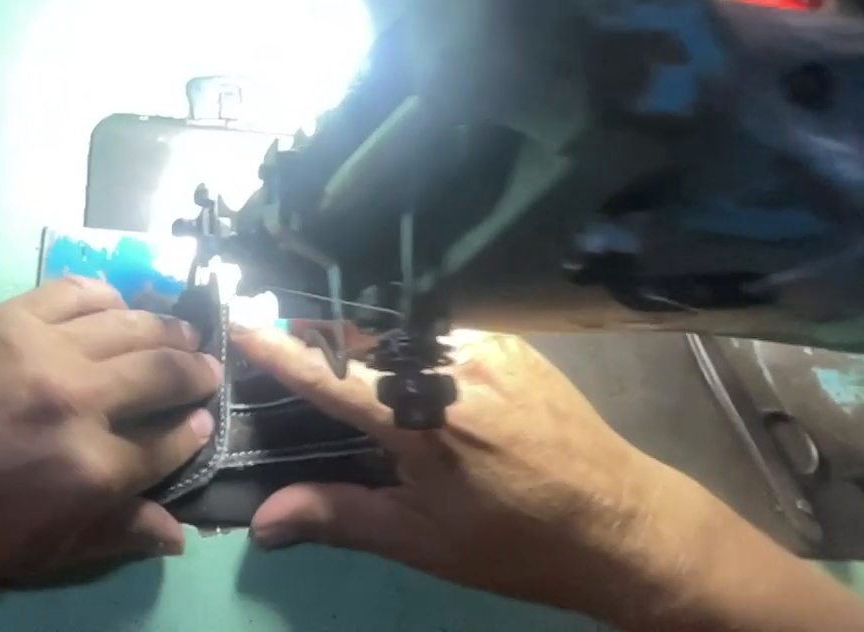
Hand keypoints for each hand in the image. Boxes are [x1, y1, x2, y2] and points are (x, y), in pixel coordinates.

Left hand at [0, 276, 221, 590]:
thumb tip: (177, 531)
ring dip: (166, 326)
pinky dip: (107, 294)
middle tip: (207, 368)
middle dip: (196, 371)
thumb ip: (112, 536)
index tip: (202, 419)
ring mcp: (47, 349)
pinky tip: (118, 303)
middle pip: (163, 372)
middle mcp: (81, 401)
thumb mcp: (36, 554)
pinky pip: (77, 291)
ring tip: (181, 330)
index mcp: (90, 472)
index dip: (193, 431)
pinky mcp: (12, 315)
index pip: (168, 444)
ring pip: (131, 324)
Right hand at [234, 326, 710, 622]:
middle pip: (357, 336)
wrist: (627, 526)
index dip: (277, 349)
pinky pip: (434, 323)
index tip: (236, 319)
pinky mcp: (505, 336)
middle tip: (298, 356)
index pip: (329, 376)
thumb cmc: (517, 543)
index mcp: (421, 424)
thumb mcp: (422, 541)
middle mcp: (447, 369)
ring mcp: (481, 344)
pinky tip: (409, 362)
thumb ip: (337, 516)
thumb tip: (261, 522)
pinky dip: (405, 336)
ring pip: (394, 323)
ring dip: (362, 338)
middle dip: (319, 340)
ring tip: (353, 363)